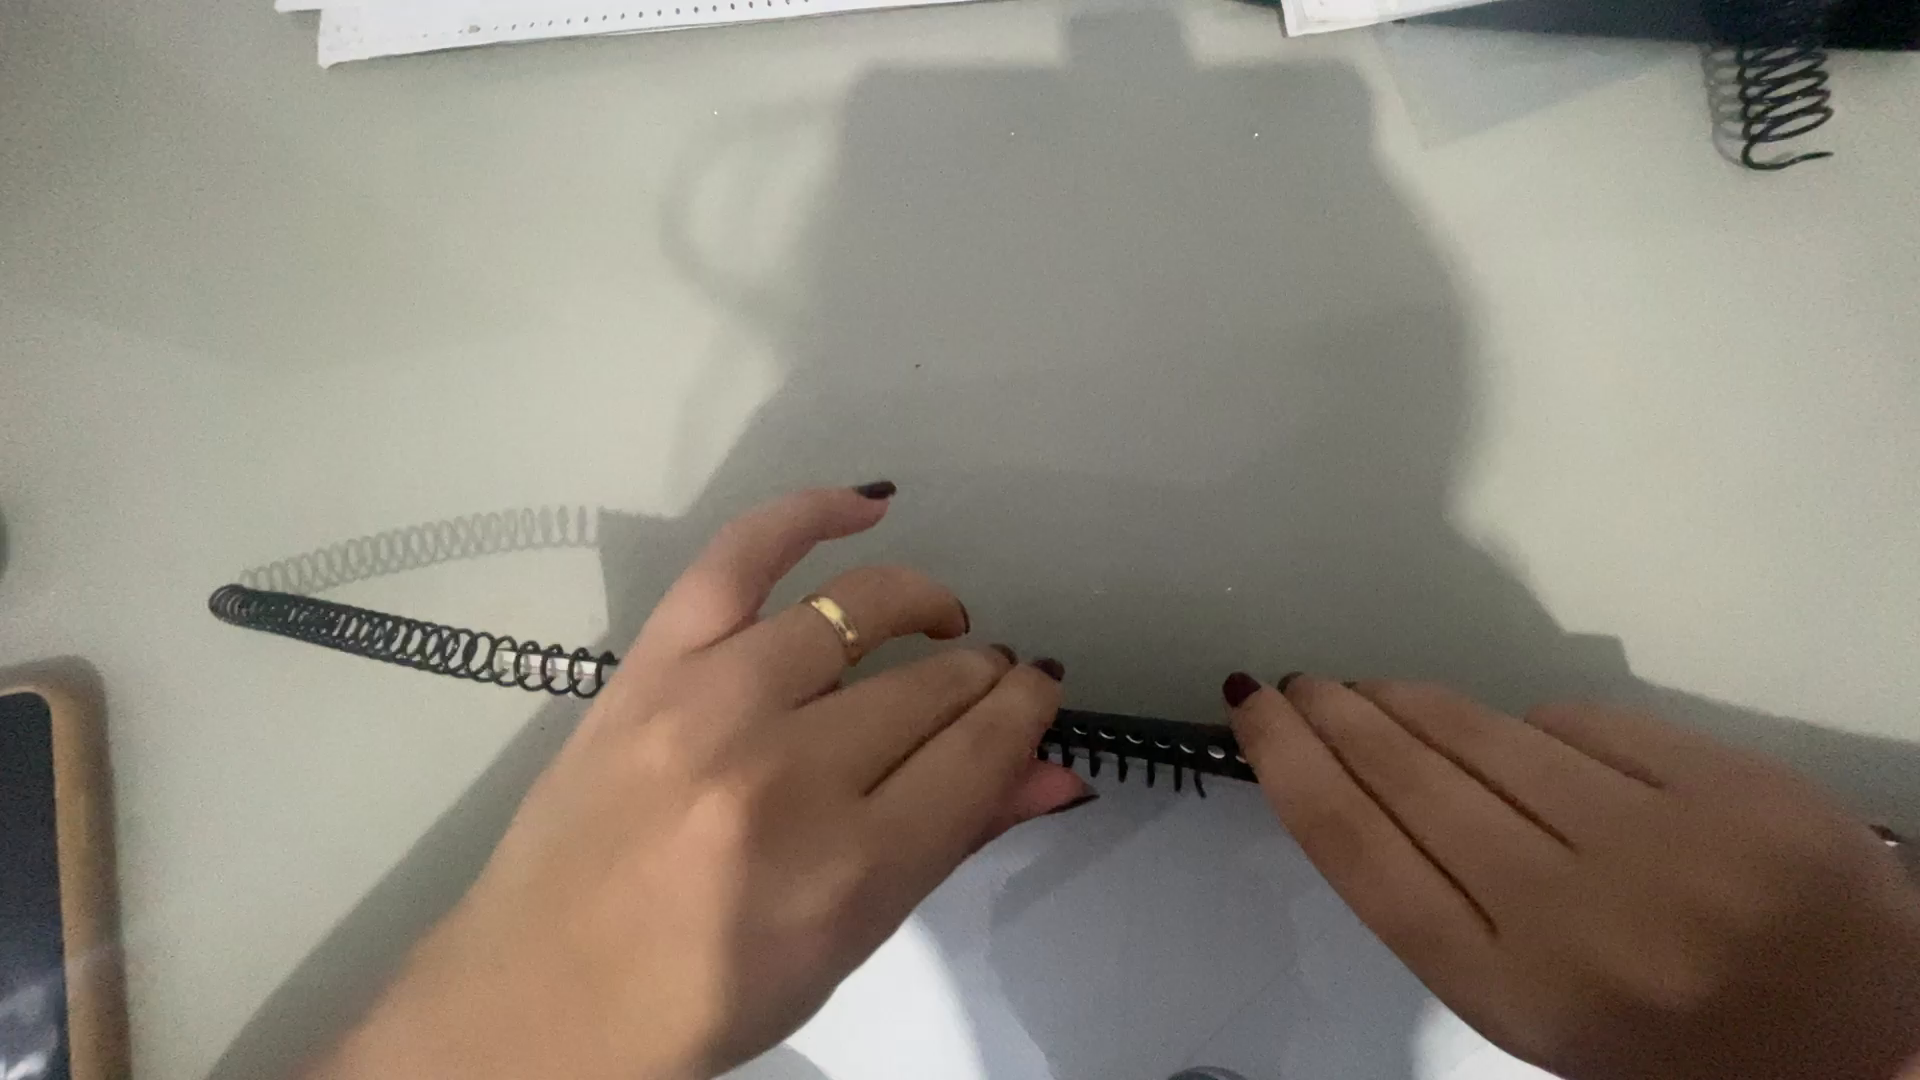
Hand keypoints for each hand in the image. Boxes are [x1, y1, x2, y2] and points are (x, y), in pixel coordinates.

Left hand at [311, 485, 1089, 1079]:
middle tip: (991, 677)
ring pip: (861, 612)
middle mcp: (785, 775)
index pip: (979, 754)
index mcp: (846, 870)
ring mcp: (711, 705)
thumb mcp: (852, 938)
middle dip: (985, 675)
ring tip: (945, 617)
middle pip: (931, 687)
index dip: (1026, 713)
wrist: (528, 1009)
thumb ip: (960, 838)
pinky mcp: (651, 666)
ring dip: (927, 604)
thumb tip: (1057, 771)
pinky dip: (810, 512)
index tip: (1038, 691)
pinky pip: (742, 555)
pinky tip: (866, 504)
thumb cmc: (708, 995)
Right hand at [1225, 674, 1919, 1079]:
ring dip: (1409, 701)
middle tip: (1299, 683)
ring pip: (1484, 732)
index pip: (1354, 845)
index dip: (1287, 759)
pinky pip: (1579, 721)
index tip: (1249, 704)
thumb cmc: (1648, 1029)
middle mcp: (1583, 926)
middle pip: (1406, 778)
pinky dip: (1536, 724)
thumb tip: (1360, 754)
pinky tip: (1528, 741)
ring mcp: (1676, 856)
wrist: (1877, 1059)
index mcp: (1510, 991)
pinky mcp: (1750, 799)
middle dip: (1333, 713)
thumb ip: (1430, 886)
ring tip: (1375, 691)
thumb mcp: (1513, 988)